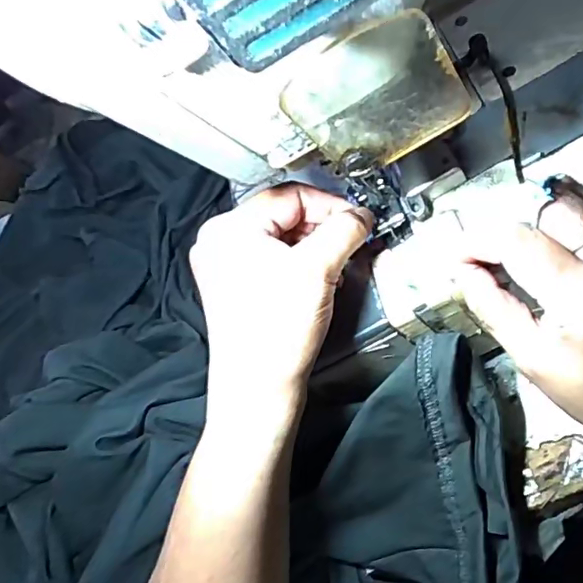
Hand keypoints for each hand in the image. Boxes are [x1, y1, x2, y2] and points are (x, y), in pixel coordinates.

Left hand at [191, 183, 372, 397]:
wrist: (259, 388)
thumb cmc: (273, 337)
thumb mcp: (319, 269)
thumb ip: (344, 231)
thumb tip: (360, 215)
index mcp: (230, 228)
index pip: (292, 194)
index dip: (332, 205)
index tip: (357, 220)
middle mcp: (222, 242)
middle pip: (288, 214)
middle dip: (326, 229)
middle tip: (351, 245)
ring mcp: (228, 266)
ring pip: (286, 238)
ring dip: (318, 248)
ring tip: (336, 269)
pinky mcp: (240, 287)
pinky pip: (278, 260)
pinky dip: (304, 265)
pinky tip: (320, 283)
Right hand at [452, 191, 582, 457]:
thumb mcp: (533, 360)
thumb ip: (494, 308)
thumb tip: (462, 269)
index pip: (519, 243)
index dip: (478, 239)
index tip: (456, 250)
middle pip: (549, 210)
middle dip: (509, 222)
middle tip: (486, 246)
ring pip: (576, 206)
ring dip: (536, 216)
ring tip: (514, 241)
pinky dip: (565, 220)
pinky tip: (547, 237)